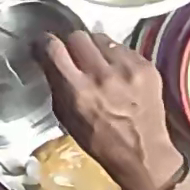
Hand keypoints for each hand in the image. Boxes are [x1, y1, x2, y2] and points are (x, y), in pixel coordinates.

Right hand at [39, 32, 184, 189]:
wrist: (143, 153)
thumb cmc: (98, 141)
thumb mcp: (66, 117)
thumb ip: (57, 85)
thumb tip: (49, 59)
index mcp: (78, 91)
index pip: (54, 48)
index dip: (45, 42)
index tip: (43, 44)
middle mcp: (102, 74)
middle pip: (78, 36)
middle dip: (71, 44)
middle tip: (73, 56)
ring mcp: (127, 68)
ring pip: (101, 38)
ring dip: (94, 49)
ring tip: (98, 65)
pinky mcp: (146, 66)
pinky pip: (123, 48)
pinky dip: (115, 57)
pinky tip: (118, 74)